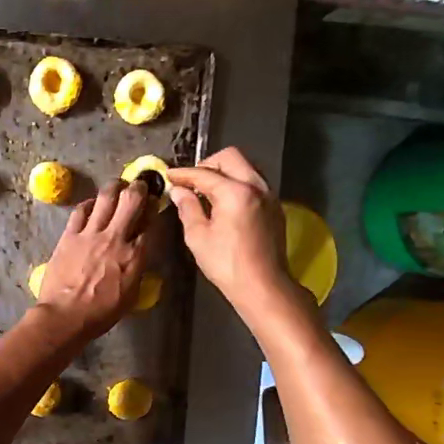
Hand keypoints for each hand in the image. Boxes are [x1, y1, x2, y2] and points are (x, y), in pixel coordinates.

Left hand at [33, 179, 152, 340]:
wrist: (65, 316)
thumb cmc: (100, 314)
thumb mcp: (130, 295)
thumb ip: (137, 269)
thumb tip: (139, 254)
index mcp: (134, 256)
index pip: (151, 224)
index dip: (154, 210)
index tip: (154, 205)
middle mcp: (115, 238)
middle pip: (131, 200)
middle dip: (138, 188)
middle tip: (139, 185)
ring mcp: (90, 234)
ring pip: (106, 197)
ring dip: (114, 187)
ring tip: (117, 186)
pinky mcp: (69, 235)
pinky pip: (81, 210)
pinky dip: (89, 203)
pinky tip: (92, 204)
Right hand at [167, 149, 306, 323]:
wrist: (263, 285)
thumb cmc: (226, 264)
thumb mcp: (198, 237)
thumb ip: (188, 208)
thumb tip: (179, 191)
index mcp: (235, 192)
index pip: (204, 173)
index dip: (183, 174)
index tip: (169, 176)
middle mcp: (256, 186)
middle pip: (230, 158)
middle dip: (207, 165)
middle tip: (191, 182)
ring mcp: (269, 195)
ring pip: (245, 168)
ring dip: (224, 173)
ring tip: (207, 192)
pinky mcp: (274, 206)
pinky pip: (253, 183)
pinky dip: (237, 184)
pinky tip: (224, 204)